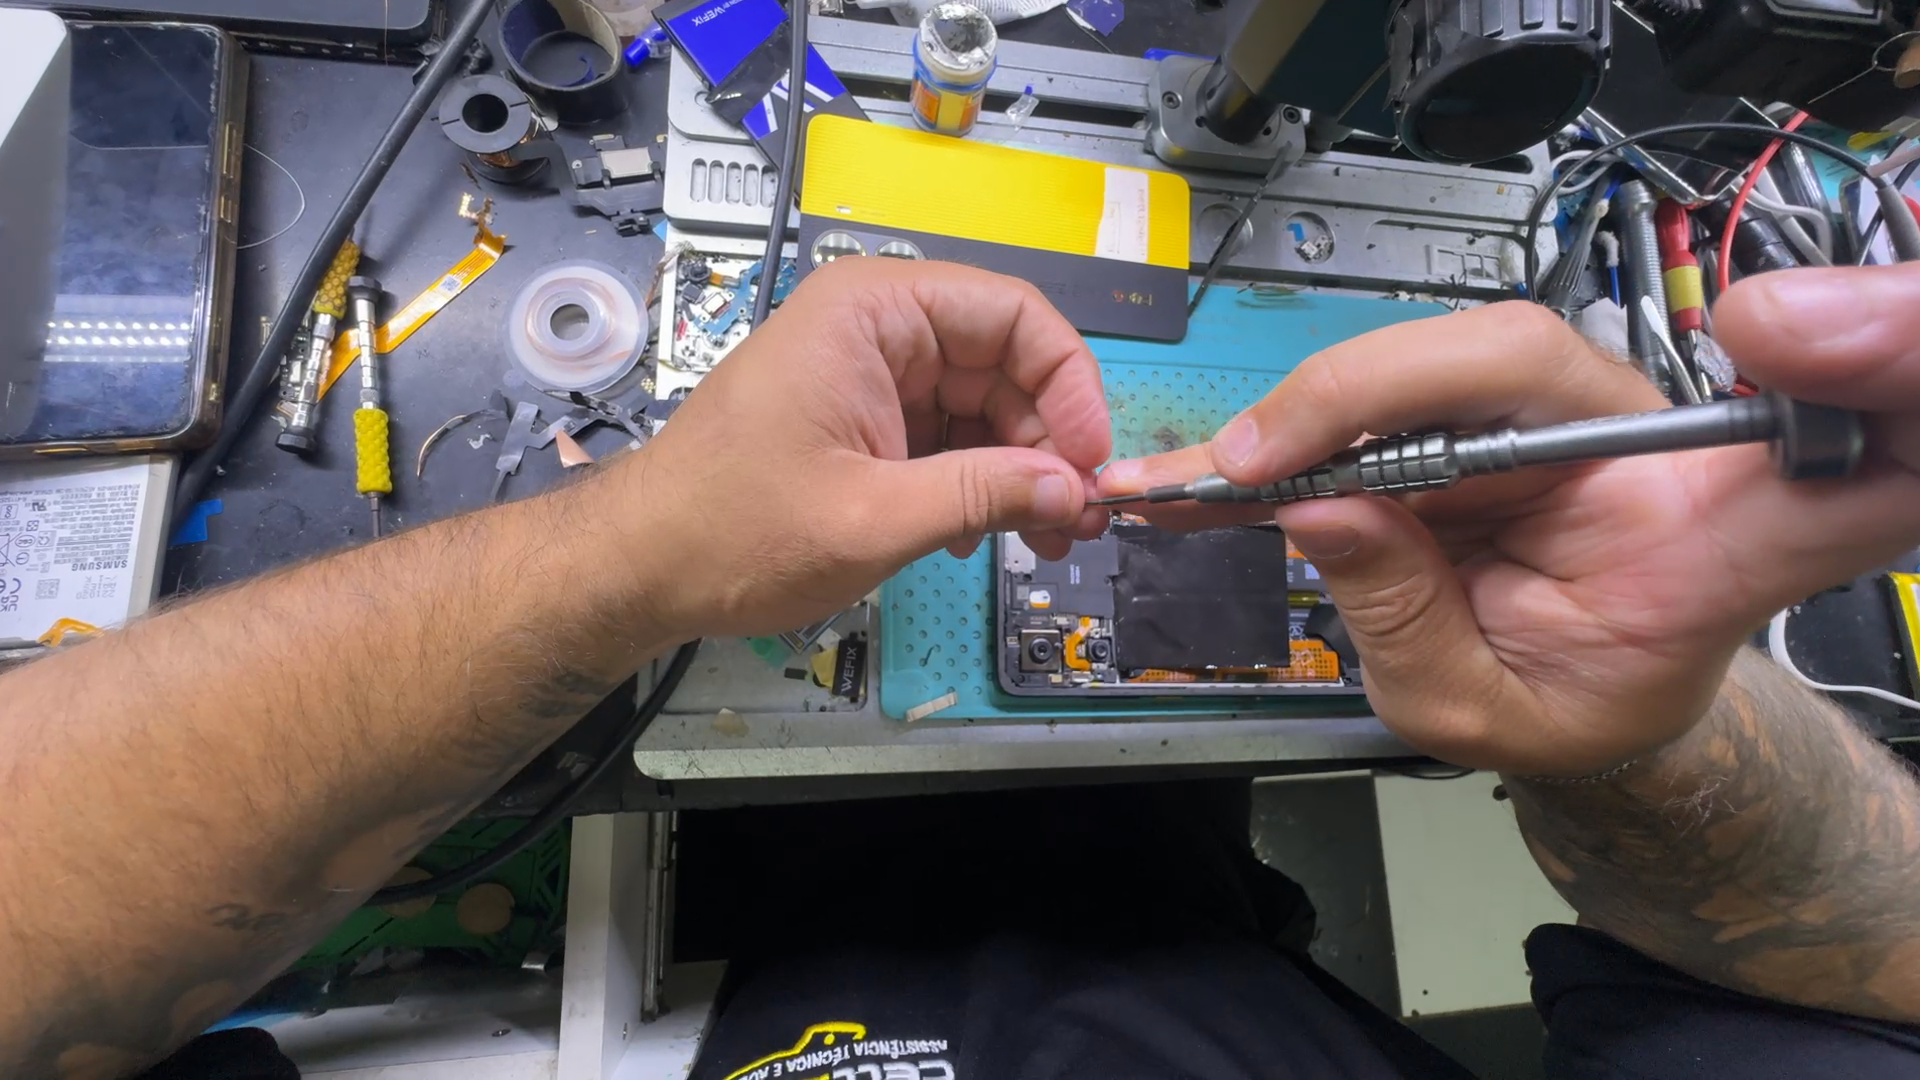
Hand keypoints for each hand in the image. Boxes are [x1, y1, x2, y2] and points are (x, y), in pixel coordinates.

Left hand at [617, 258, 1111, 638]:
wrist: (643, 569)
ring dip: (1016, 475)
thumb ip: (984, 492)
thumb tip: (1076, 489)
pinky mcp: (867, 424)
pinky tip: (974, 535)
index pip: (1014, 316)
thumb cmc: (741, 532)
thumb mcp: (875, 517)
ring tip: (1040, 541)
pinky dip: (974, 486)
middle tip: (1076, 523)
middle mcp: (879, 329)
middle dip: (1046, 446)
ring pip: (982, 411)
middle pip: (1005, 368)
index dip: (1069, 387)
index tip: (1092, 464)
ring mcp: (873, 378)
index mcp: (875, 312)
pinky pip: (947, 441)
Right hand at [1098, 272, 1919, 776]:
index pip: (1828, 448)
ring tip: (1182, 485)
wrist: (1547, 691)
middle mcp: (1614, 445)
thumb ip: (1404, 616)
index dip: (1874, 361)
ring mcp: (1516, 428)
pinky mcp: (1436, 433)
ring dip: (1280, 426)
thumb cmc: (1552, 702)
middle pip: (1498, 355)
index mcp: (1694, 530)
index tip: (1797, 327)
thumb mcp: (1471, 705)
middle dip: (1356, 398)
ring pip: (1396, 374)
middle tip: (1251, 468)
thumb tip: (1321, 510)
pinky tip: (1184, 479)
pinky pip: (1345, 423)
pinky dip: (1259, 453)